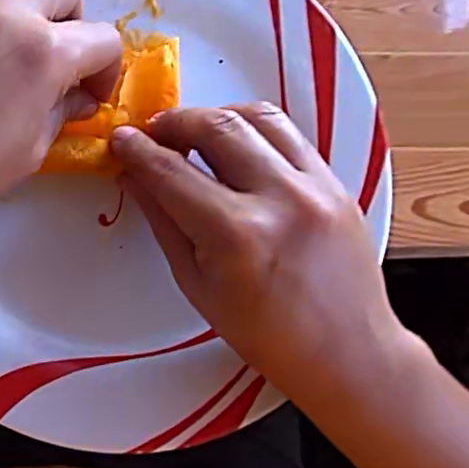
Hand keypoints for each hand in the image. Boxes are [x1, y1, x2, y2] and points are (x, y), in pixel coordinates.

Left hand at [0, 0, 122, 249]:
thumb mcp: (31, 148)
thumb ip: (63, 110)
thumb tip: (77, 96)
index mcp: (44, 50)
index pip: (103, 39)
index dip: (106, 70)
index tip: (90, 95)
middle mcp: (8, 11)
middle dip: (73, 24)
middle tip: (59, 64)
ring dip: (27, 16)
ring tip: (11, 59)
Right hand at [110, 103, 429, 393]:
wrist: (346, 351)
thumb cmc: (263, 333)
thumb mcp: (195, 282)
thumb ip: (162, 220)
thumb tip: (133, 176)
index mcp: (236, 235)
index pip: (172, 173)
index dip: (139, 151)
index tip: (121, 139)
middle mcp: (279, 199)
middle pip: (215, 127)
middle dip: (174, 122)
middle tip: (155, 133)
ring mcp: (315, 186)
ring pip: (256, 117)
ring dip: (215, 116)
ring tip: (195, 133)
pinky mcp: (337, 182)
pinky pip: (289, 133)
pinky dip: (253, 129)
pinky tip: (236, 145)